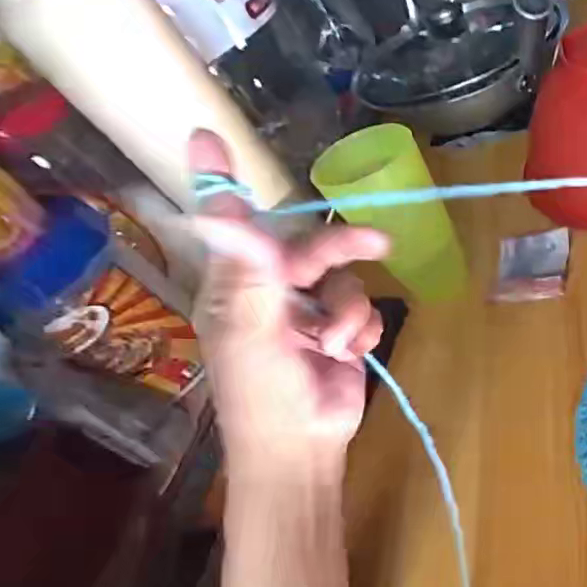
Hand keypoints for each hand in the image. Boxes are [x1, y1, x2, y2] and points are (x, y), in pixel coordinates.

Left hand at [187, 131, 388, 475]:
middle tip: (378, 242)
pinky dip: (360, 330)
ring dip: (347, 313)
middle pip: (309, 247)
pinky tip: (348, 354)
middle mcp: (271, 295)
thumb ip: (246, 270)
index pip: (231, 226)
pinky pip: (363, 309)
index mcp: (236, 290)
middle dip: (342, 248)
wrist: (302, 449)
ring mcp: (308, 315)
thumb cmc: (263, 396)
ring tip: (335, 346)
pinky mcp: (339, 334)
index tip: (208, 138)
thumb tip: (222, 208)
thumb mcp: (250, 332)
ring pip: (344, 281)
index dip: (224, 185)